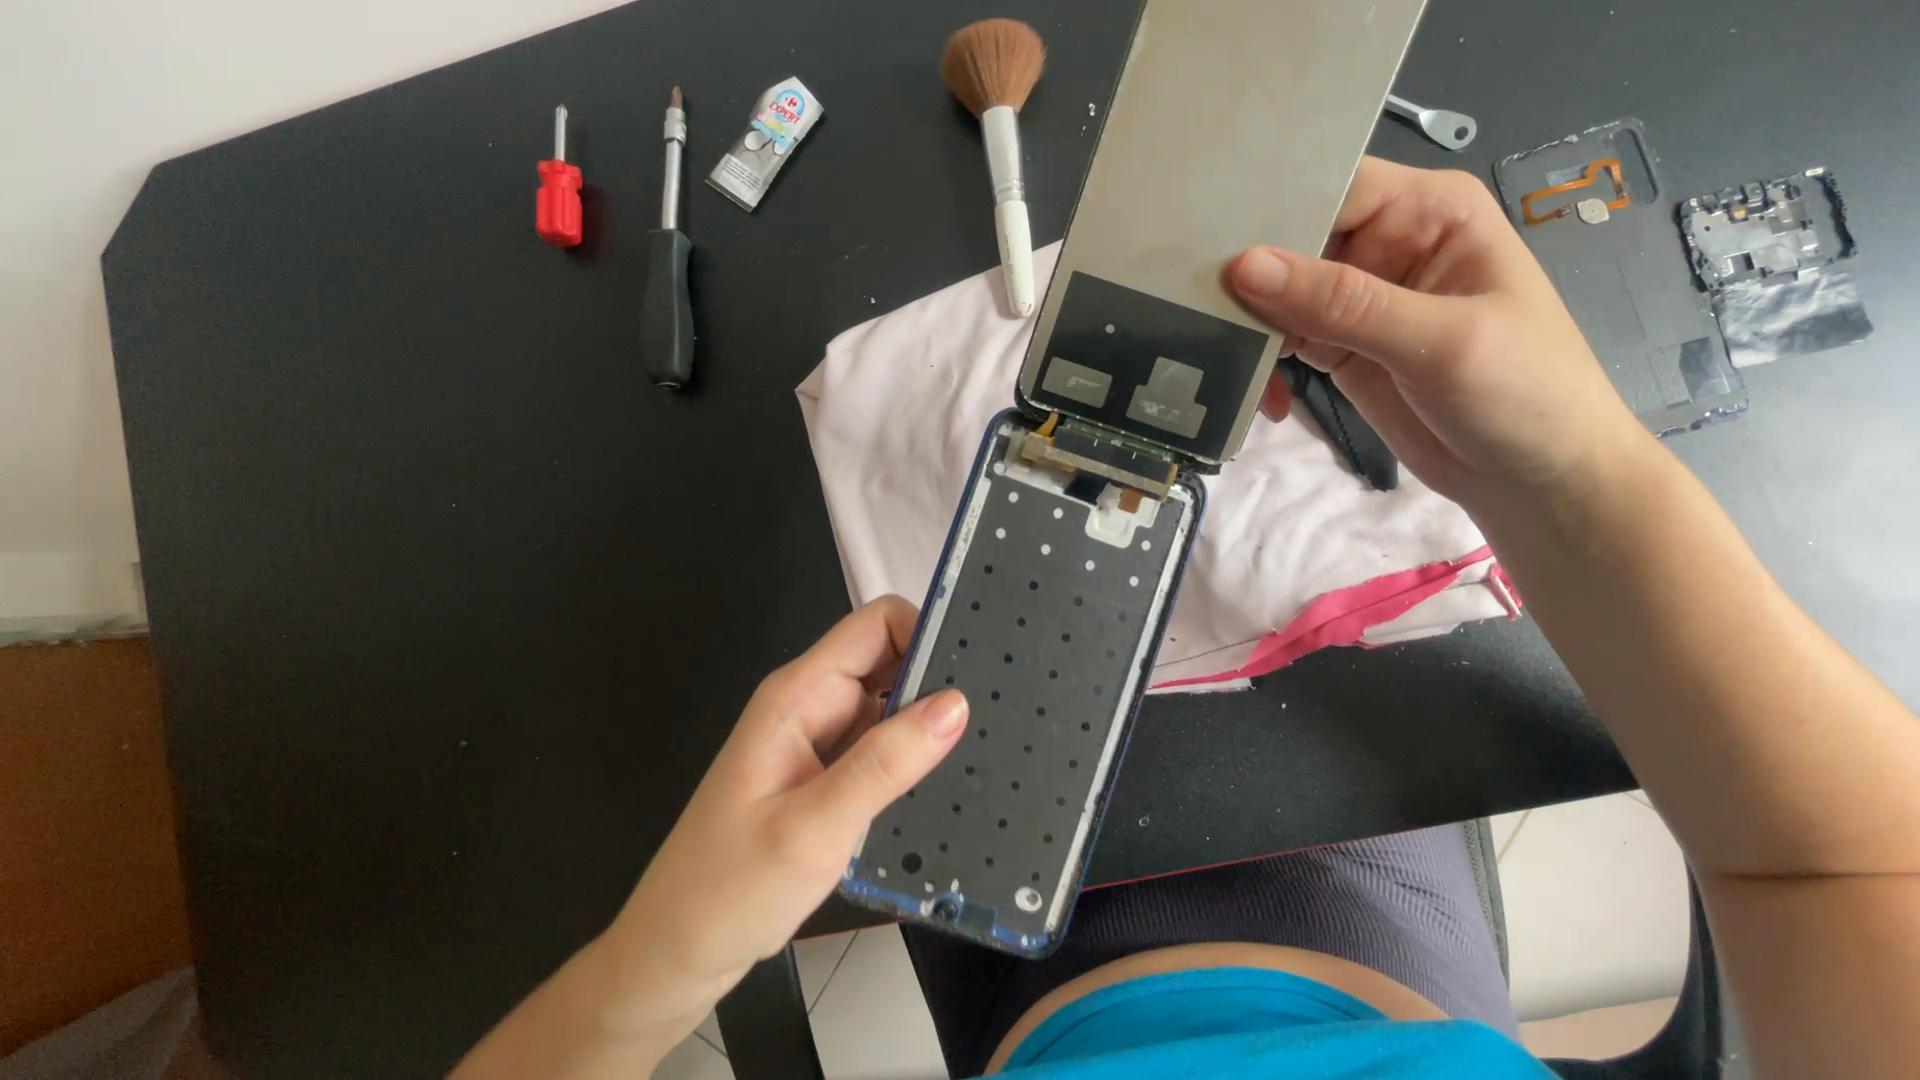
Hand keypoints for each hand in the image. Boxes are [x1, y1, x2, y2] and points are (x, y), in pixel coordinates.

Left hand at [604, 596, 966, 1024]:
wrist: (679, 950)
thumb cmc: (730, 888)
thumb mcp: (814, 827)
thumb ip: (885, 763)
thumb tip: (955, 704)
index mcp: (798, 695)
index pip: (876, 624)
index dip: (926, 631)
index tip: (975, 672)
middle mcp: (811, 705)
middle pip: (888, 660)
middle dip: (937, 680)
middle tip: (991, 720)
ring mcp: (819, 742)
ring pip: (889, 705)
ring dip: (928, 723)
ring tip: (980, 751)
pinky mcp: (827, 777)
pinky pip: (882, 747)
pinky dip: (913, 757)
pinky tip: (945, 780)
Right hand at [1229, 157, 1649, 516]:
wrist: (1536, 477)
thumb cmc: (1522, 392)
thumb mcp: (1437, 341)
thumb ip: (1342, 304)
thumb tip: (1244, 267)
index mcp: (1428, 213)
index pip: (1333, 189)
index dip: (1274, 211)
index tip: (1210, 243)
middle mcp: (1386, 245)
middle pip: (1294, 240)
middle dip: (1246, 273)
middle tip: (1190, 301)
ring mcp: (1358, 301)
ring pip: (1278, 295)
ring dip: (1248, 325)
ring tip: (1218, 355)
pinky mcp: (1339, 349)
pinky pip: (1282, 342)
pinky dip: (1263, 365)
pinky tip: (1263, 399)